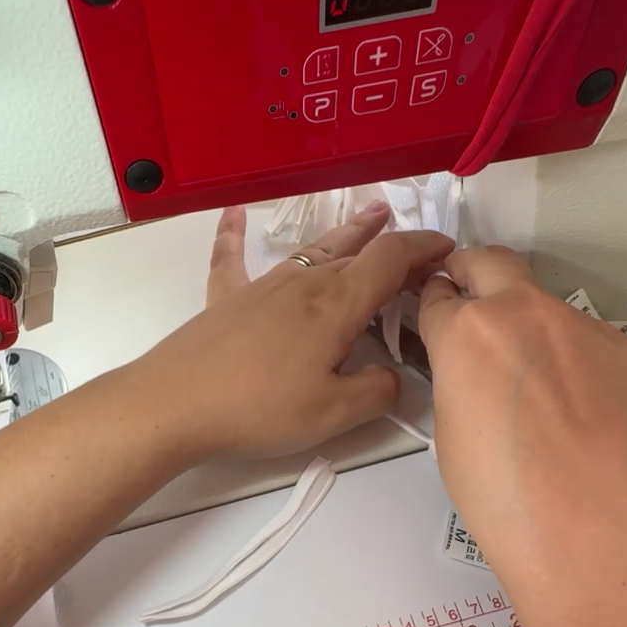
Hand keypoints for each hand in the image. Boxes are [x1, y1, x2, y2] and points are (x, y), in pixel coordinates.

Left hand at [130, 203, 453, 460]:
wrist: (178, 403)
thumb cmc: (260, 408)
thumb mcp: (333, 413)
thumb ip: (376, 392)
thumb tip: (391, 376)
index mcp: (336, 306)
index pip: (391, 261)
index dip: (424, 251)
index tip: (448, 252)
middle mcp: (303, 283)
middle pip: (357, 252)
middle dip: (393, 246)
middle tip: (417, 248)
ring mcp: (262, 286)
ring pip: (313, 249)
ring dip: (346, 232)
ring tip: (370, 213)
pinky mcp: (226, 300)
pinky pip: (233, 258)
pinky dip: (236, 234)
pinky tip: (234, 212)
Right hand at [417, 247, 626, 570]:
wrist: (587, 527)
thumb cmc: (506, 495)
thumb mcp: (450, 436)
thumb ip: (457, 385)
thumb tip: (473, 379)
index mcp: (467, 333)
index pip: (439, 297)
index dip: (433, 307)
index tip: (435, 315)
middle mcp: (527, 314)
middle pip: (494, 263)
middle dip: (475, 273)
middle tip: (471, 300)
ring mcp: (587, 329)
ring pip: (551, 312)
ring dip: (536, 333)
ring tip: (540, 394)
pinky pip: (597, 349)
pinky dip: (583, 370)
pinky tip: (584, 418)